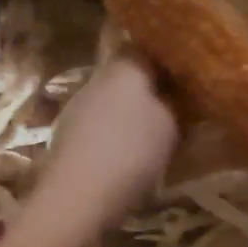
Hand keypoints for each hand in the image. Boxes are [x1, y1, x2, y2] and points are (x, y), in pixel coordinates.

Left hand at [36, 55, 180, 232]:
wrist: (75, 198)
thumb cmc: (130, 153)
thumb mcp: (170, 126)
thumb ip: (174, 104)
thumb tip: (173, 96)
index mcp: (123, 66)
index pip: (147, 49)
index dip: (167, 61)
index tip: (185, 77)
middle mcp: (94, 81)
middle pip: (125, 79)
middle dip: (146, 92)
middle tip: (172, 111)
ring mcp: (74, 111)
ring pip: (108, 106)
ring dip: (125, 118)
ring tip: (149, 140)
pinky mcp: (62, 140)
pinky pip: (94, 132)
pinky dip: (109, 140)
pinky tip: (121, 160)